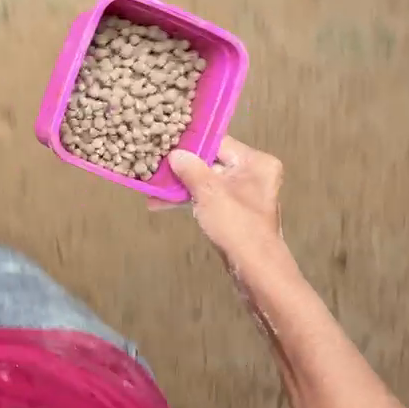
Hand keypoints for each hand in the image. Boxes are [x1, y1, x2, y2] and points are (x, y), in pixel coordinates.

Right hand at [164, 137, 285, 266]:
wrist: (253, 265)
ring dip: (180, 186)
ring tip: (153, 188)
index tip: (166, 141)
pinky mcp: (232, 210)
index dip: (191, 143)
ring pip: (205, 181)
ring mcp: (243, 193)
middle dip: (181, 168)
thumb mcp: (209, 191)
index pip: (218, 142)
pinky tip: (161, 202)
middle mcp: (252, 173)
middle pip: (210, 162)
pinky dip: (188, 199)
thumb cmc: (236, 223)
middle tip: (155, 165)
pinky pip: (207, 197)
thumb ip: (190, 168)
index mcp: (255, 162)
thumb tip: (175, 154)